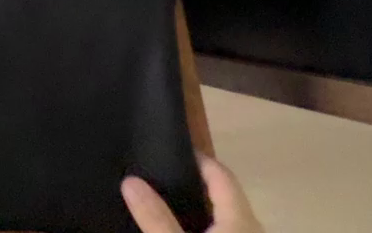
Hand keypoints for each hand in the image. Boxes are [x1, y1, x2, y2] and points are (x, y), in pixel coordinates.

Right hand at [122, 155, 261, 232]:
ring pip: (225, 224)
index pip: (221, 174)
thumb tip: (130, 180)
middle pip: (224, 198)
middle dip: (193, 188)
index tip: (165, 148)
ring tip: (161, 210)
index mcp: (241, 222)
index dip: (196, 158)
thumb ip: (155, 218)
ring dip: (198, 215)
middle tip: (156, 179)